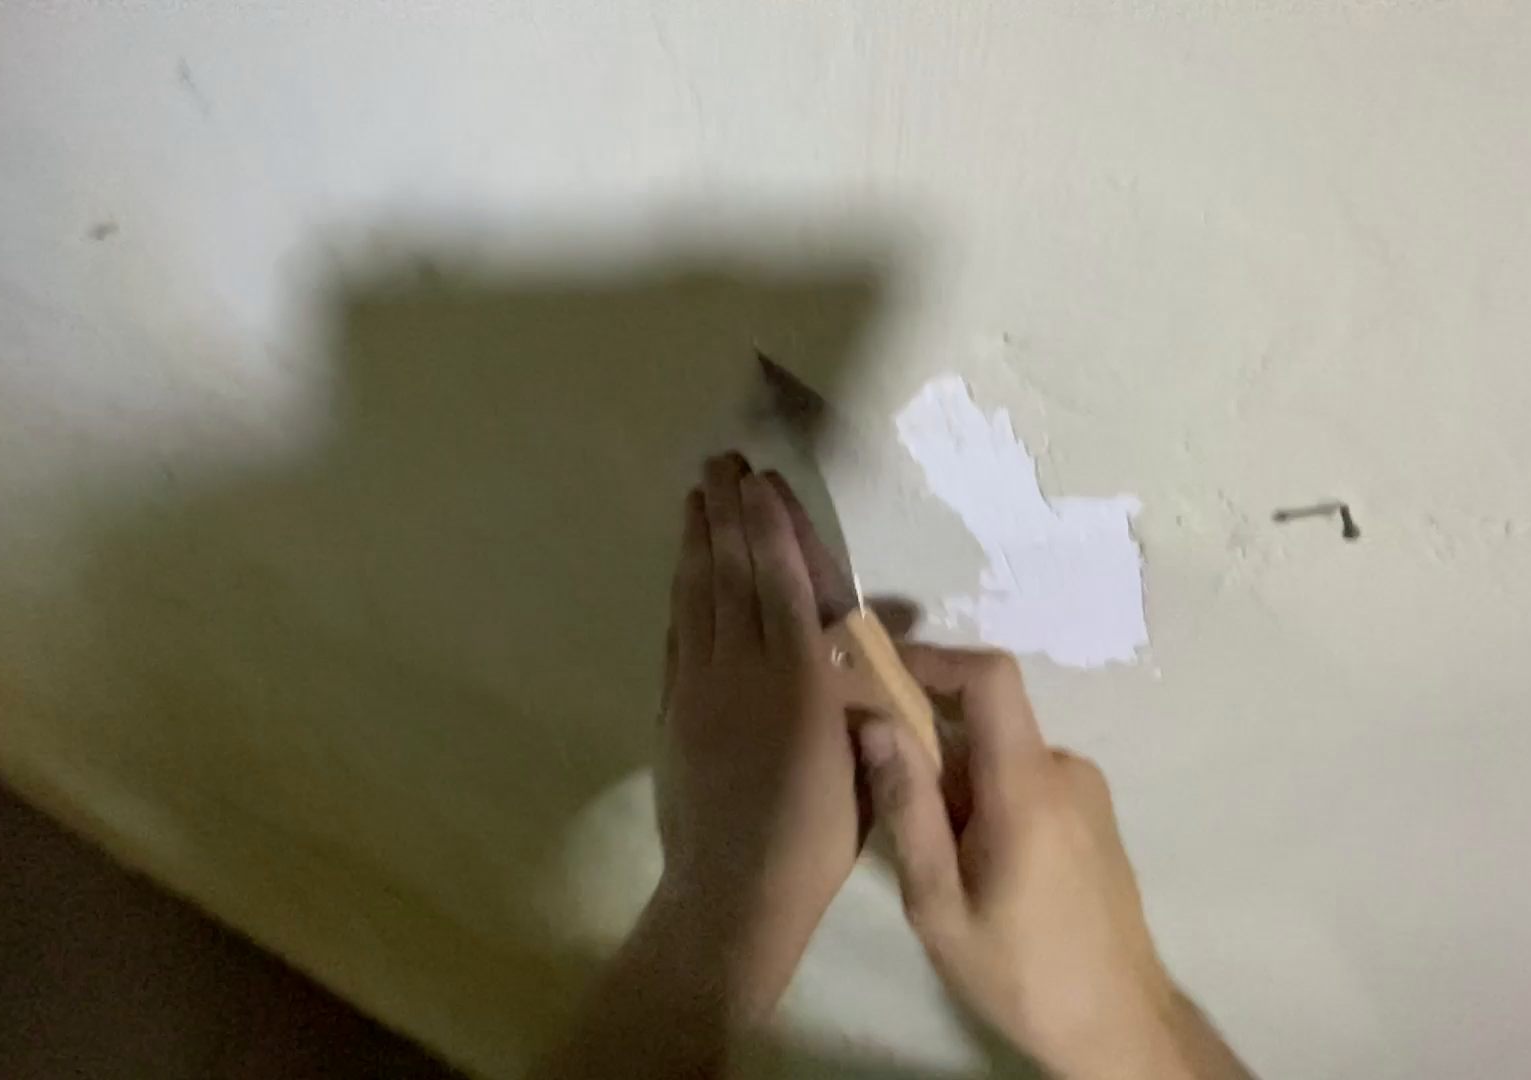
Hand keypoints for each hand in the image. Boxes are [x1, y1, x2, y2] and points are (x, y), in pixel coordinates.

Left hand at [651, 452, 861, 1019]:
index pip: (783, 582)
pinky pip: (676, 632)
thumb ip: (852, 691)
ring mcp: (700, 684)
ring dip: (698, 539)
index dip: (773, 526)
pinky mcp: (672, 705)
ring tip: (696, 495)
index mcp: (799, 679)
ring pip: (698, 594)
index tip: (762, 482)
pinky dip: (680, 591)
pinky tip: (682, 566)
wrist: (735, 890)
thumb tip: (857, 636)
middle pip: (734, 573)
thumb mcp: (859, 759)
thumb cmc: (817, 834)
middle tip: (720, 462)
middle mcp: (746, 668)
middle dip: (729, 512)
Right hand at [862, 646, 1233, 1079]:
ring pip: (1000, 746)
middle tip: (886, 782)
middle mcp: (1064, 768)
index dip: (934, 658)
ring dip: (955, 770)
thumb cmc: (1023, 971)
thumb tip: (874, 722)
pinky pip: (1023, 771)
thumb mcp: (939, 902)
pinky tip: (973, 854)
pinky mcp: (1090, 809)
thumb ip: (907, 805)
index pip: (990, 676)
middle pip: (986, 712)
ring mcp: (1084, 787)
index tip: (882, 671)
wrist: (1124, 1031)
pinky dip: (984, 787)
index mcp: (1028, 784)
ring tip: (932, 842)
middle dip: (929, 730)